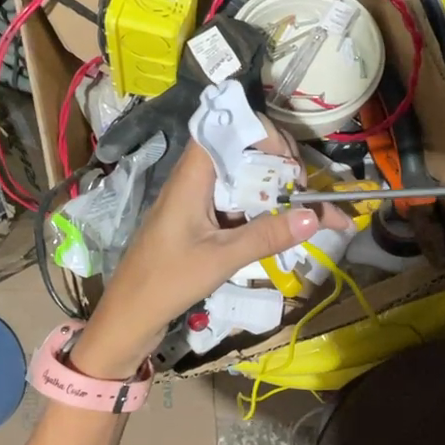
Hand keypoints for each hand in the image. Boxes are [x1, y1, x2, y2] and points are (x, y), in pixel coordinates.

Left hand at [70, 127, 351, 379]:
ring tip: (308, 209)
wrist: (129, 316)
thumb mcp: (221, 259)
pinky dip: (262, 211)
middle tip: (305, 191)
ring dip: (274, 190)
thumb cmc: (167, 281)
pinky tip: (287, 226)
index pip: (225, 128)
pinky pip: (237, 204)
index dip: (262, 133)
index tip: (290, 162)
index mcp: (191, 177)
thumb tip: (315, 216)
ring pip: (242, 180)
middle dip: (279, 164)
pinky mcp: (201, 223)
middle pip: (241, 152)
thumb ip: (267, 235)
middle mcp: (194, 181)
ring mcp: (197, 202)